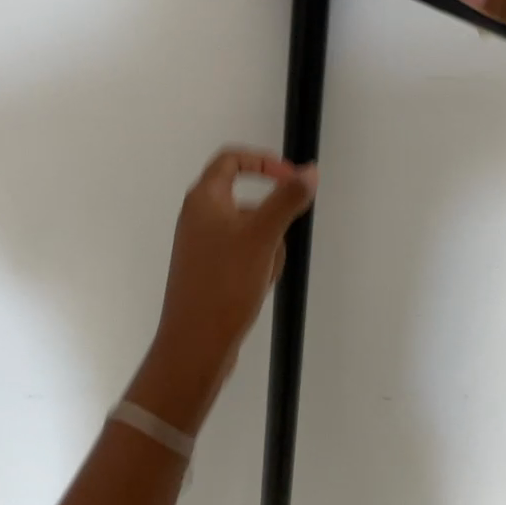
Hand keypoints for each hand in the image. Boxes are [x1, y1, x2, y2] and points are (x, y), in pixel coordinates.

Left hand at [126, 150, 315, 434]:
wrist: (195, 344)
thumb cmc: (226, 282)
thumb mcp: (263, 235)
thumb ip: (288, 199)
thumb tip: (309, 171)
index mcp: (203, 198)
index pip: (232, 160)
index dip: (265, 162)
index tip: (291, 179)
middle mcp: (197, 216)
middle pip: (247, 200)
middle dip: (270, 222)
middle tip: (275, 244)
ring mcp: (201, 246)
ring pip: (250, 233)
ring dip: (266, 249)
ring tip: (262, 274)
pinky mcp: (207, 271)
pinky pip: (242, 256)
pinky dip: (256, 267)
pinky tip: (256, 288)